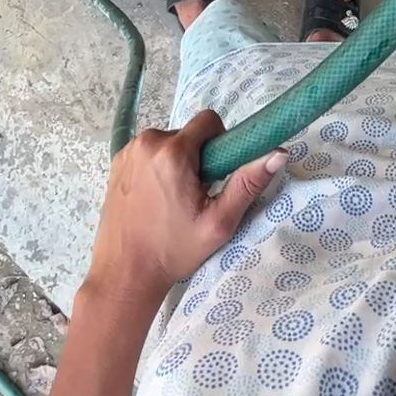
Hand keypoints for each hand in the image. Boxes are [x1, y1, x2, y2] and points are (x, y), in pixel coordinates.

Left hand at [82, 110, 286, 306]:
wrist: (124, 274)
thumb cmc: (173, 251)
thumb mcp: (218, 222)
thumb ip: (248, 184)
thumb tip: (278, 153)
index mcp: (173, 152)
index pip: (208, 121)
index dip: (219, 144)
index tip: (215, 175)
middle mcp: (147, 142)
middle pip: (188, 134)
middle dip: (197, 157)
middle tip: (194, 193)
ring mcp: (129, 150)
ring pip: (169, 142)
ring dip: (177, 161)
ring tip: (173, 198)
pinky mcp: (117, 160)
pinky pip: (149, 151)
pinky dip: (157, 166)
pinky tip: (154, 197)